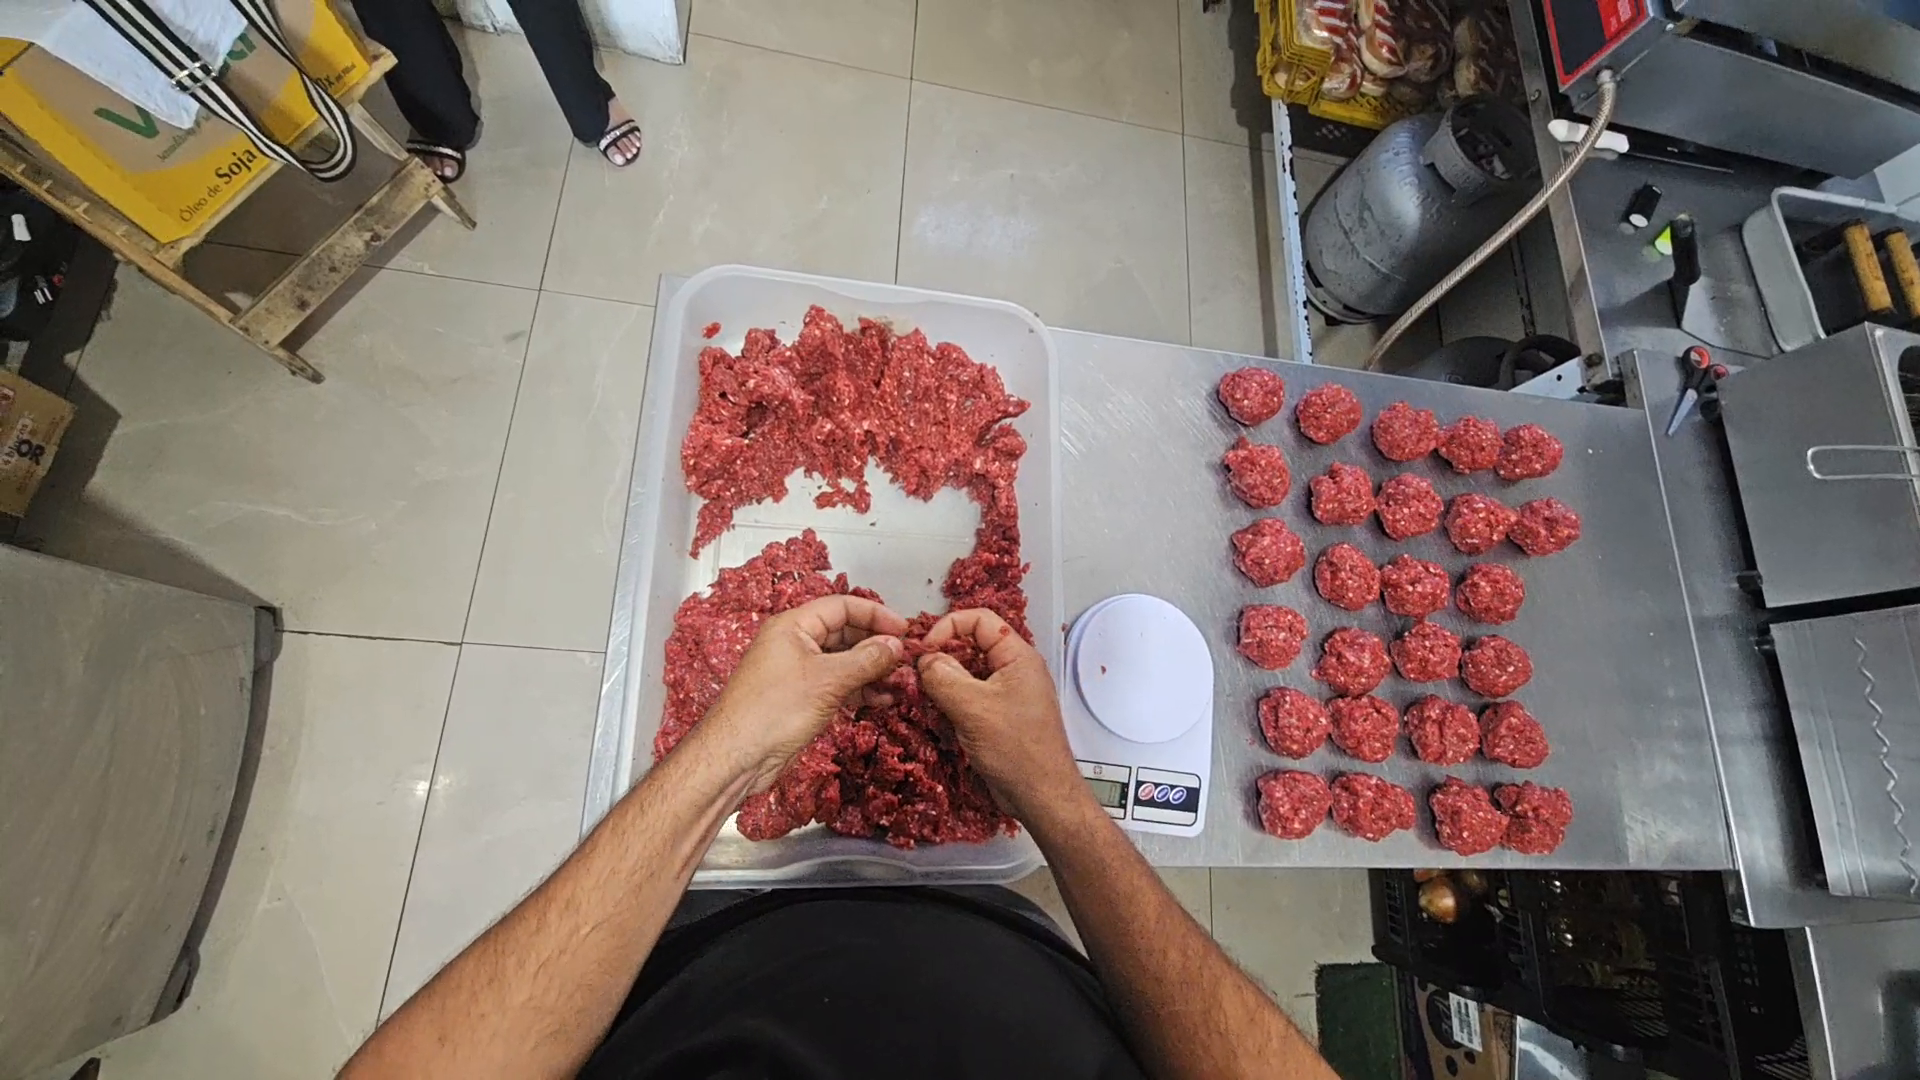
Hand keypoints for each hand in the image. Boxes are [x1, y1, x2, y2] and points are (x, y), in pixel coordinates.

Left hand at [700, 595, 908, 790]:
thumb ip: (866, 660)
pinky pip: (839, 684)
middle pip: (845, 632)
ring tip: (900, 681)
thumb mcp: (827, 680)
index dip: (875, 615)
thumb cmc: (773, 710)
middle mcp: (796, 643)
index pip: (842, 606)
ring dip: (872, 669)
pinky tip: (883, 698)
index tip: (904, 629)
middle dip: (876, 644)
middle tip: (905, 658)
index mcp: (793, 626)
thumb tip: (896, 645)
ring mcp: (799, 671)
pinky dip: (861, 689)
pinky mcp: (803, 697)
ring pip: (844, 660)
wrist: (736, 757)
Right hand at [916, 609, 1087, 821]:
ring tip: (920, 693)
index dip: (948, 627)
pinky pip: (970, 696)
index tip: (924, 649)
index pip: (980, 620)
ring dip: (943, 679)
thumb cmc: (1015, 749)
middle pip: (972, 644)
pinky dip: (951, 700)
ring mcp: (1007, 693)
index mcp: (1017, 657)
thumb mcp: (973, 708)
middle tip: (916, 672)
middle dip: (942, 654)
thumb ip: (944, 677)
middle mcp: (1014, 669)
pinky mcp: (999, 715)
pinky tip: (934, 712)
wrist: (1041, 796)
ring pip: (968, 672)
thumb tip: (924, 659)